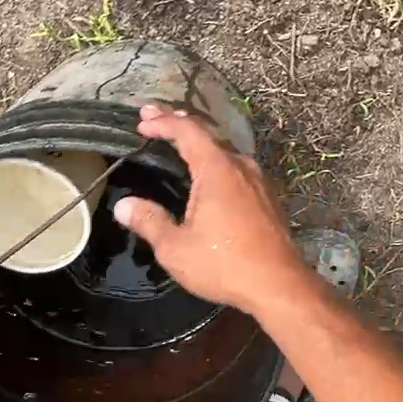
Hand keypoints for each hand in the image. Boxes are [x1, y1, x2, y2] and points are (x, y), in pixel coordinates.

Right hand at [116, 104, 312, 313]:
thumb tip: (124, 206)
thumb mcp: (176, 248)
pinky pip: (236, 167)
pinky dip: (215, 160)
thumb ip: (150, 222)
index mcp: (217, 169)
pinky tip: (208, 173)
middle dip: (178, 124)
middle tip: (153, 118)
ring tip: (178, 140)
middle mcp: (240, 165)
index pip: (187, 130)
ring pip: (224, 150)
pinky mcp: (266, 195)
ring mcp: (257, 179)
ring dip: (199, 142)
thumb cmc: (224, 263)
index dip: (163, 122)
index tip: (142, 122)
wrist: (278, 283)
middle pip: (207, 134)